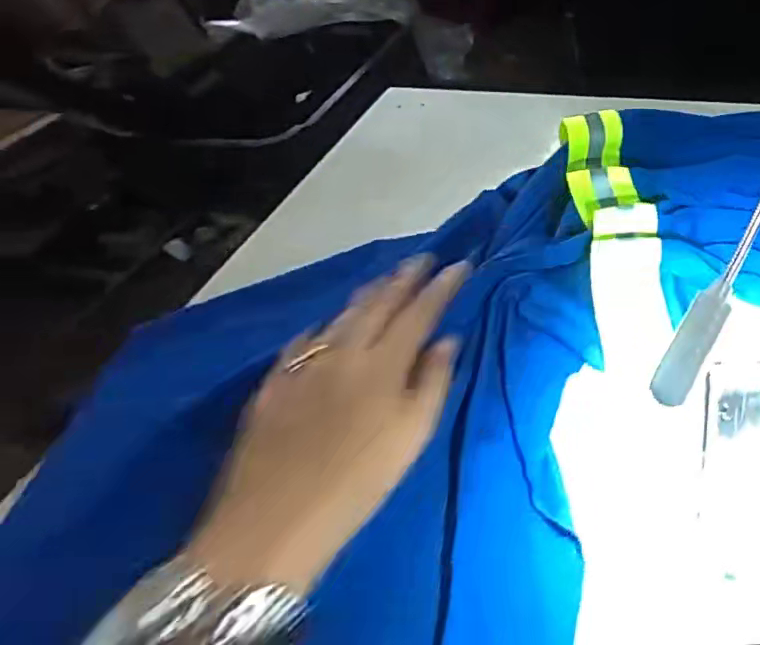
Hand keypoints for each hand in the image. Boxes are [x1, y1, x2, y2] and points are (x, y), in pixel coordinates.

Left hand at [181, 255, 468, 591]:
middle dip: (403, 279)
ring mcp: (300, 372)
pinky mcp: (269, 392)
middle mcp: (343, 356)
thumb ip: (433, 379)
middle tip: (423, 258)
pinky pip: (299, 345)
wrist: (269, 529)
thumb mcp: (416, 430)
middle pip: (377, 306)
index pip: (420, 311)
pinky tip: (324, 326)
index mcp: (383, 364)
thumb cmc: (362, 479)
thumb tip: (446, 339)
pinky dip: (320, 327)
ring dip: (365, 296)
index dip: (442, 285)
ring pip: (338, 319)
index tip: (462, 264)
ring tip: (383, 280)